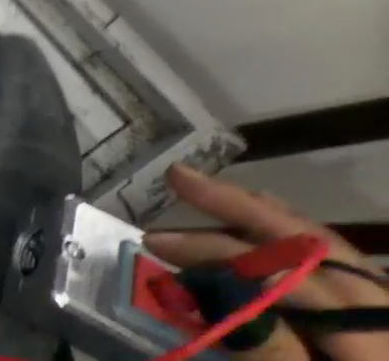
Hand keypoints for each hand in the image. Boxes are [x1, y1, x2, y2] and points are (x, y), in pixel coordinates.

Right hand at [147, 164, 388, 360]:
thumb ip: (270, 352)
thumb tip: (210, 285)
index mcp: (382, 347)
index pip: (297, 277)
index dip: (224, 251)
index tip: (157, 243)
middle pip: (323, 251)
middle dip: (246, 209)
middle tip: (179, 178)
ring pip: (336, 255)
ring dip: (266, 221)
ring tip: (208, 194)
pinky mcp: (383, 332)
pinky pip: (347, 276)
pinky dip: (294, 248)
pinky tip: (258, 235)